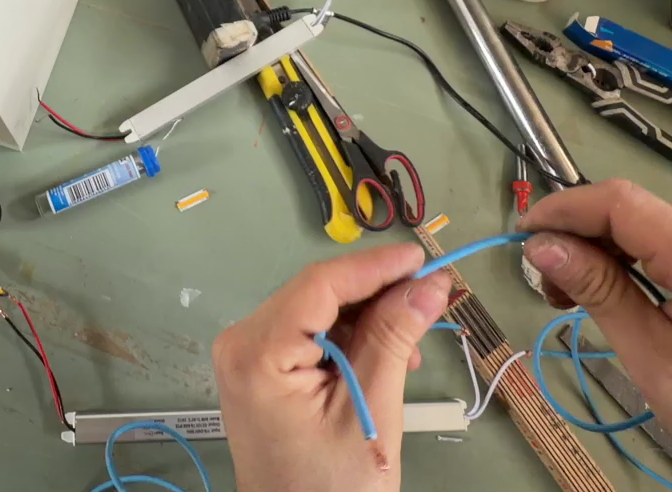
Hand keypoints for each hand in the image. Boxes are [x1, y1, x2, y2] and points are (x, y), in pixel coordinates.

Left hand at [213, 243, 450, 491]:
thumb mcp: (369, 415)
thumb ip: (393, 340)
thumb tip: (430, 283)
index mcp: (255, 351)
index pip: (318, 286)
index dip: (372, 266)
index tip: (420, 257)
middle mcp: (241, 338)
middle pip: (317, 294)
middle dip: (375, 292)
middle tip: (430, 293)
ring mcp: (248, 351)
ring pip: (317, 309)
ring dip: (367, 316)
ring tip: (414, 338)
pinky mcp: (261, 365)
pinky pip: (310, 331)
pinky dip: (349, 336)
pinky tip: (386, 351)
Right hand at [520, 180, 671, 491]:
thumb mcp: (661, 367)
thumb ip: (602, 295)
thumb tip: (542, 245)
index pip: (621, 202)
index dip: (563, 208)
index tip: (521, 236)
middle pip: (631, 209)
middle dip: (576, 233)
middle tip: (543, 282)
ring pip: (646, 225)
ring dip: (598, 248)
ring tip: (570, 293)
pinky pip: (667, 244)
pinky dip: (627, 259)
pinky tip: (611, 291)